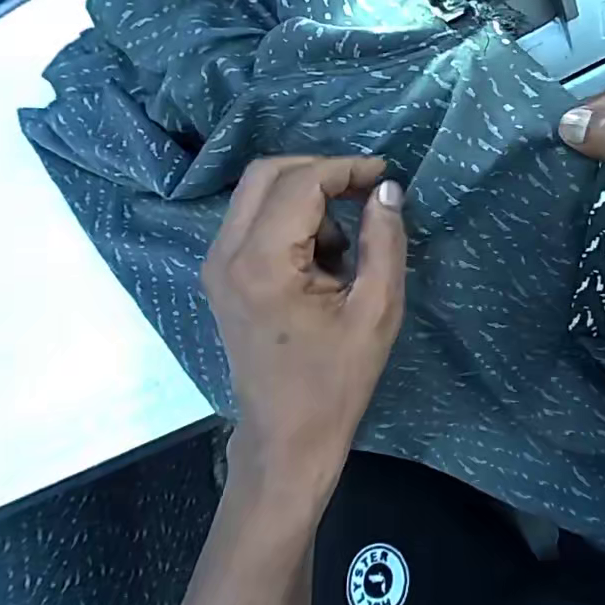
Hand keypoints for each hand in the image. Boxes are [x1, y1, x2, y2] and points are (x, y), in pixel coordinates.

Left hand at [201, 156, 406, 513]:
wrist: (288, 435)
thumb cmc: (338, 379)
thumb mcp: (377, 309)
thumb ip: (384, 241)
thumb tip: (387, 190)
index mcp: (262, 263)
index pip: (300, 183)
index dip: (346, 169)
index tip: (385, 176)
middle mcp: (226, 254)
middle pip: (268, 174)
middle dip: (323, 172)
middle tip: (368, 190)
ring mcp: (217, 265)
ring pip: (258, 194)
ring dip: (309, 197)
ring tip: (350, 243)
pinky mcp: (222, 276)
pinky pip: (256, 221)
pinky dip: (294, 220)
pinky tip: (325, 260)